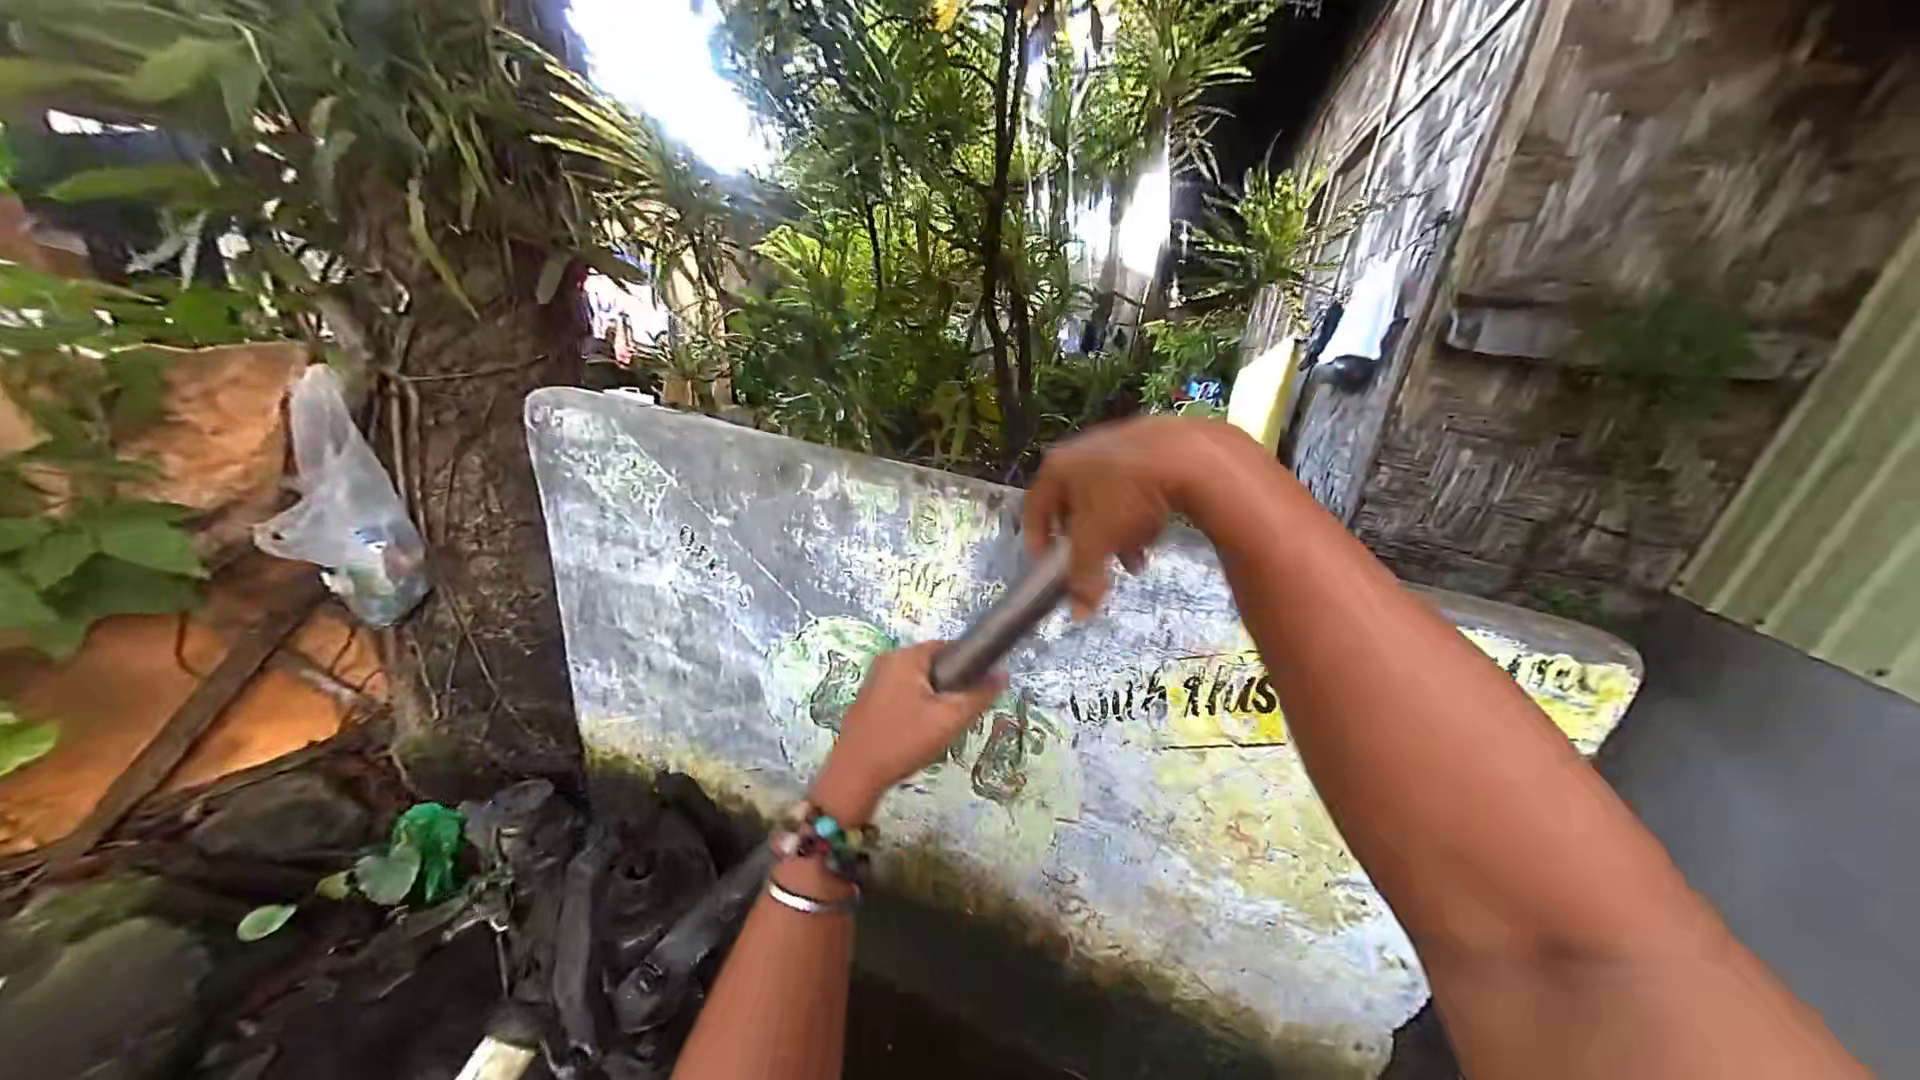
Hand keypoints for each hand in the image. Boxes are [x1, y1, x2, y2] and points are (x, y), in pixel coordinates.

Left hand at [811, 642, 1005, 824]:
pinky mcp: (867, 701)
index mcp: (905, 657)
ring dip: (933, 701)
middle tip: (958, 716)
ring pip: (918, 683)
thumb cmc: (904, 741)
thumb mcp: (950, 719)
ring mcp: (874, 681)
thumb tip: (1003, 674)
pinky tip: (917, 735)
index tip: (977, 692)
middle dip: (950, 688)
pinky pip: (901, 695)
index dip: (968, 666)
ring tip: (939, 728)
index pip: (947, 647)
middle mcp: (887, 661)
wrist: (854, 776)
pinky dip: (915, 709)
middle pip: (932, 666)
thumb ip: (979, 695)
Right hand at [1022, 416, 1265, 617]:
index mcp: (1057, 468)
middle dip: (1087, 541)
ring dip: (1117, 531)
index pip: (1034, 508)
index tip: (1047, 565)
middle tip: (1098, 563)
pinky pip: (1134, 485)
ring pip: (1107, 497)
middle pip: (1074, 505)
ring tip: (1135, 558)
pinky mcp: (1151, 443)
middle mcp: (1081, 450)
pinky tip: (1156, 530)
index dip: (1038, 540)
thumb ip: (1083, 578)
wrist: (1185, 456)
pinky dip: (1138, 511)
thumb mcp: (1097, 544)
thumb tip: (1079, 614)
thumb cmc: (1124, 498)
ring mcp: (1117, 442)